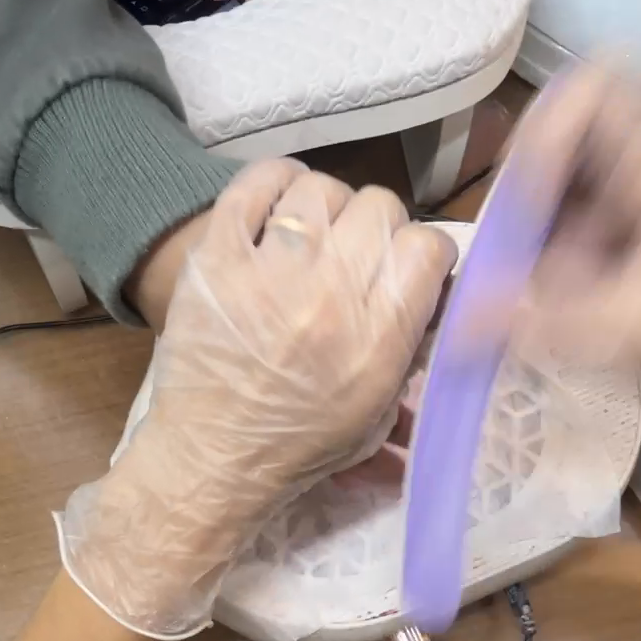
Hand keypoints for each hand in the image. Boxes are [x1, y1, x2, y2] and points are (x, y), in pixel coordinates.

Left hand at [58, 160, 454, 637]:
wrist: (211, 458)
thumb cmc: (296, 447)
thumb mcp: (373, 416)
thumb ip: (407, 354)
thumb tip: (429, 303)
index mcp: (377, 338)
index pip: (428, 247)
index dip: (424, 252)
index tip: (407, 268)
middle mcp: (330, 294)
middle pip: (380, 207)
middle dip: (377, 228)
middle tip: (355, 255)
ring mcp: (270, 272)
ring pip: (321, 190)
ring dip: (326, 209)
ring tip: (312, 237)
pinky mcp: (218, 258)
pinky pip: (255, 184)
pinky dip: (274, 182)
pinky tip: (277, 205)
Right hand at [495, 66, 640, 525]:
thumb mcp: (628, 330)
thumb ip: (541, 327)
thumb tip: (458, 326)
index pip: (589, 95)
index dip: (542, 131)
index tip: (517, 198)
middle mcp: (638, 175)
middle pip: (556, 145)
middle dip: (519, 196)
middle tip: (501, 253)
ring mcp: (625, 210)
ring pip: (549, 192)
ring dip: (521, 232)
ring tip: (514, 283)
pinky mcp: (613, 245)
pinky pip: (556, 231)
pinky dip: (532, 258)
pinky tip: (531, 300)